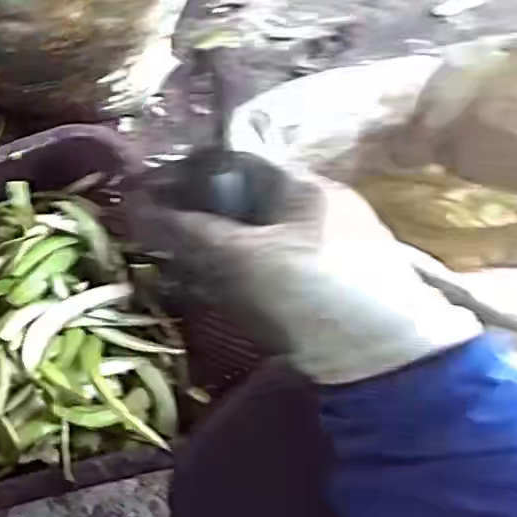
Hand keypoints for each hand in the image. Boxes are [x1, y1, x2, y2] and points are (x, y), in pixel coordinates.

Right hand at [136, 160, 481, 384]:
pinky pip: (256, 253)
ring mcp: (317, 240)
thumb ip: (182, 225)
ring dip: (204, 237)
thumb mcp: (236, 253)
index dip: (185, 171)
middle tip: (152, 225)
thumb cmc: (309, 286)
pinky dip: (225, 260)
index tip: (147, 190)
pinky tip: (203, 276)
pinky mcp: (316, 273)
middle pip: (235, 195)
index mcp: (303, 186)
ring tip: (170, 254)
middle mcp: (313, 205)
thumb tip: (134, 202)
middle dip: (190, 209)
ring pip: (242, 227)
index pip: (232, 161)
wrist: (383, 355)